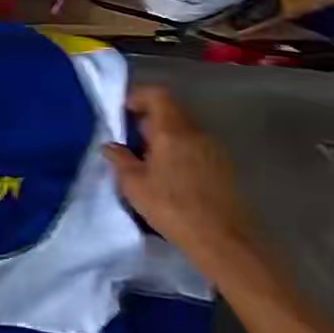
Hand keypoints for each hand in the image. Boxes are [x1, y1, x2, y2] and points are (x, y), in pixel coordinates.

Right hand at [102, 85, 260, 269]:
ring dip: (167, 137)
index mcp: (172, 130)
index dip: (139, 97)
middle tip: (133, 142)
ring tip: (151, 163)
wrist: (221, 237)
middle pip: (171, 110)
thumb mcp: (135, 186)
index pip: (158, 95)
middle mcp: (194, 130)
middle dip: (150, 120)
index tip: (125, 111)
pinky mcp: (223, 163)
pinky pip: (197, 145)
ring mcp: (212, 146)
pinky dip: (182, 150)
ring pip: (185, 129)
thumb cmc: (172, 208)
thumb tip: (110, 146)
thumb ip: (120, 160)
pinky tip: (174, 177)